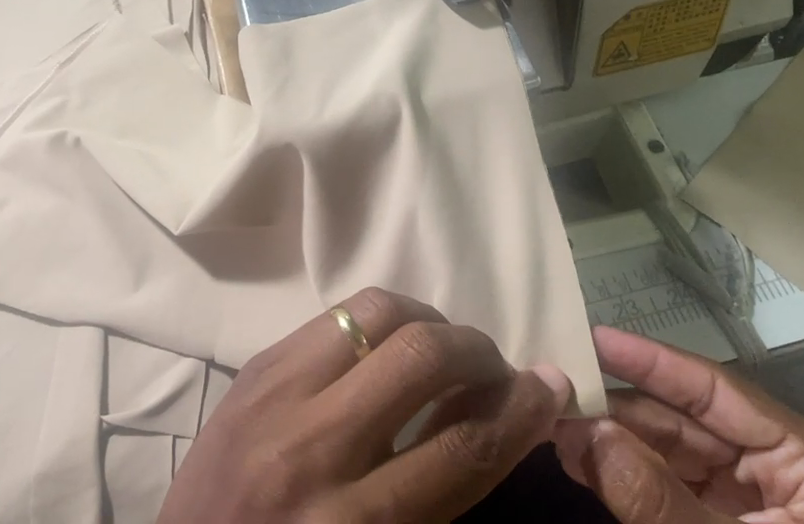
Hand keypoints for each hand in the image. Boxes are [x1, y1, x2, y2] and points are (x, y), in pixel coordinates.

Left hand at [159, 287, 573, 522]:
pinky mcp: (254, 366)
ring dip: (428, 321)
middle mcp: (313, 449)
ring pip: (376, 312)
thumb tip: (508, 415)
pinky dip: (377, 323)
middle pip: (422, 359)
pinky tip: (385, 346)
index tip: (550, 390)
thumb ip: (439, 490)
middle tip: (492, 368)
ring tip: (439, 348)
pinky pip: (333, 315)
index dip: (521, 414)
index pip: (461, 450)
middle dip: (478, 352)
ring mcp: (275, 395)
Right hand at [552, 326, 803, 523]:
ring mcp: (756, 501)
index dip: (653, 361)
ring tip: (558, 427)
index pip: (718, 391)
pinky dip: (625, 475)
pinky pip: (670, 487)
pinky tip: (582, 460)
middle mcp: (783, 469)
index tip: (594, 336)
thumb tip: (584, 432)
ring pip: (672, 452)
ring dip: (614, 440)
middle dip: (621, 409)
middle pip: (689, 420)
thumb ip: (658, 501)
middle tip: (559, 392)